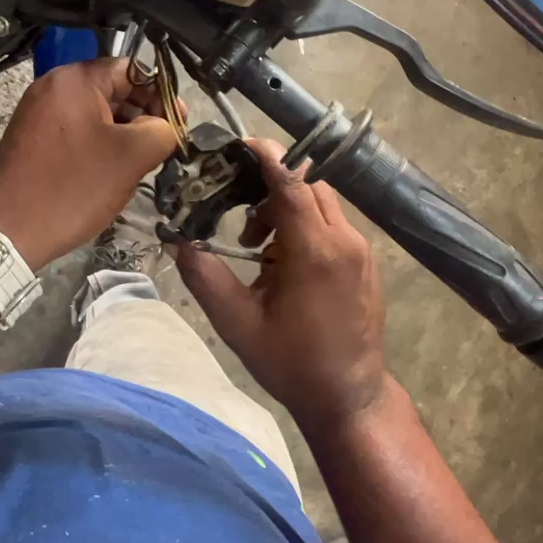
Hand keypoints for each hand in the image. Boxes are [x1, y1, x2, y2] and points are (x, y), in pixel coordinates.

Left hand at [0, 56, 178, 270]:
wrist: (9, 231)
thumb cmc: (73, 188)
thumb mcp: (131, 157)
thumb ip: (162, 130)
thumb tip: (166, 125)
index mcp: (75, 80)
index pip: (133, 69)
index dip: (161, 93)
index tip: (177, 122)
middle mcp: (53, 86)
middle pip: (114, 88)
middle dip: (143, 114)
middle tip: (163, 144)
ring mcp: (38, 111)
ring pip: (96, 111)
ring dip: (123, 131)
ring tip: (140, 161)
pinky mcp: (32, 136)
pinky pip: (76, 128)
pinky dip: (99, 142)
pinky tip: (112, 168)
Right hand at [173, 138, 389, 431]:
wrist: (349, 398)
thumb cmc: (291, 363)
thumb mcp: (237, 323)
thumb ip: (204, 276)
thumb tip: (176, 239)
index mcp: (315, 251)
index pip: (291, 182)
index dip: (266, 157)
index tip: (240, 144)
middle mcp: (345, 241)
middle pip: (307, 186)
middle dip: (271, 191)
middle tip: (242, 222)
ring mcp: (361, 252)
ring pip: (322, 204)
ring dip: (288, 210)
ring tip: (260, 249)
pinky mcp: (366, 263)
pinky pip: (334, 225)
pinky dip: (306, 227)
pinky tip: (285, 263)